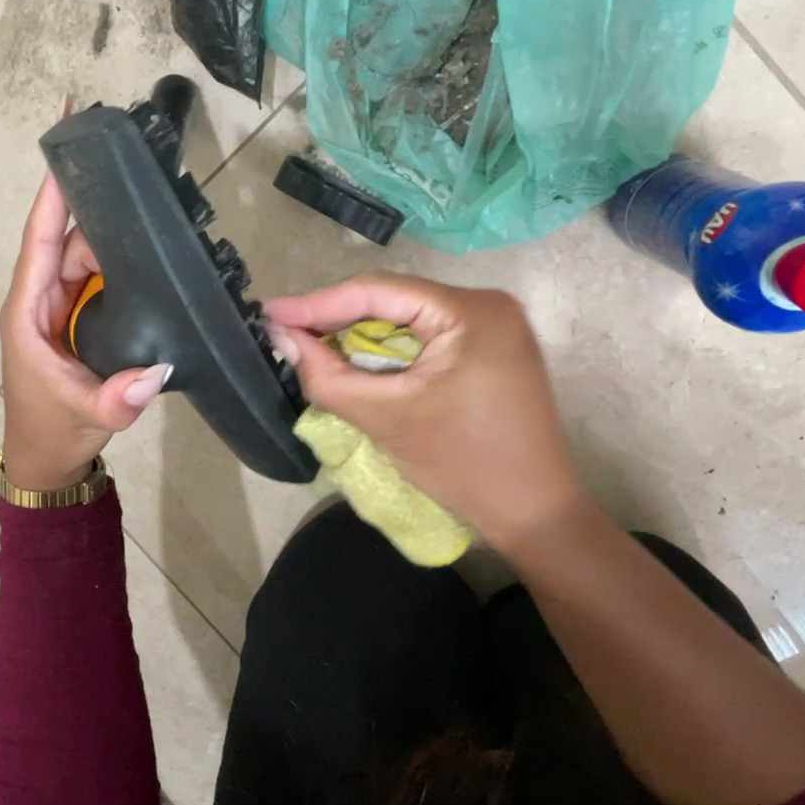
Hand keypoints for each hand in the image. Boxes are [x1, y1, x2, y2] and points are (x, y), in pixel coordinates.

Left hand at [0, 172, 171, 490]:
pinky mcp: (83, 321)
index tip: (68, 150)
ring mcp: (64, 309)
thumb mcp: (84, 413)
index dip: (52, 196)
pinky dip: (123, 267)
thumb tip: (157, 372)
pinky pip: (101, 282)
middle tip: (143, 185)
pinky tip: (152, 255)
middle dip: (100, 213)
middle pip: (70, 241)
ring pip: (88, 259)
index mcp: (28, 311)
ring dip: (117, 242)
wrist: (49, 459)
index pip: (39, 241)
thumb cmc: (51, 429)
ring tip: (157, 217)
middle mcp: (43, 300)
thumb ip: (115, 399)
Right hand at [265, 273, 584, 550]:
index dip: (317, 304)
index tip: (271, 314)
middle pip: (393, 301)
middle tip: (286, 333)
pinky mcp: (489, 350)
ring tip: (310, 345)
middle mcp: (486, 304)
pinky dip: (387, 352)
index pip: (378, 292)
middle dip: (337, 319)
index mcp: (470, 311)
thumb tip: (283, 338)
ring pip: (406, 319)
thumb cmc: (464, 465)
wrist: (534, 513)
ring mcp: (492, 326)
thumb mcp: (386, 418)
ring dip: (359, 336)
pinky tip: (355, 361)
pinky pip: (424, 338)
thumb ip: (328, 375)